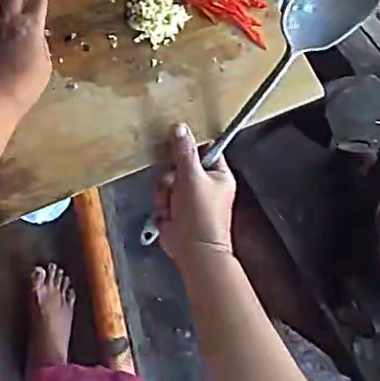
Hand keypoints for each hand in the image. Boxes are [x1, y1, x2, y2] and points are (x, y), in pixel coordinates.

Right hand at [153, 122, 235, 263]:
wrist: (194, 252)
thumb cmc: (202, 218)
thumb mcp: (192, 177)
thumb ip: (184, 152)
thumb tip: (180, 128)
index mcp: (218, 174)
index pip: (203, 148)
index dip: (190, 146)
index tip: (178, 145)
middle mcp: (204, 183)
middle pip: (179, 162)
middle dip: (171, 174)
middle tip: (175, 183)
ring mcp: (189, 195)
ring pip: (167, 177)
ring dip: (164, 190)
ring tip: (172, 203)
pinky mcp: (175, 206)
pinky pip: (161, 193)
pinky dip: (161, 202)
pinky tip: (168, 212)